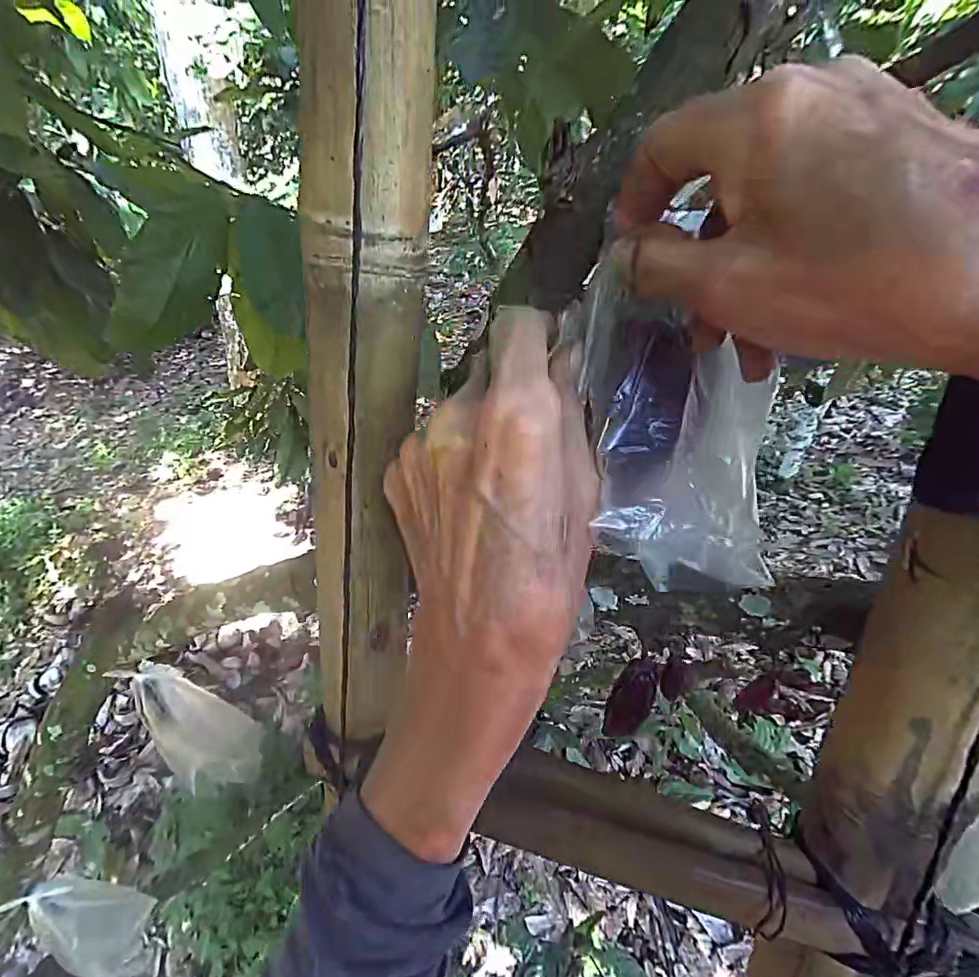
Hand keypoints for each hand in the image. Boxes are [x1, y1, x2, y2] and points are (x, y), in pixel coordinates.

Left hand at [361, 308, 597, 861]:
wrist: (475, 648)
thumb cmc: (549, 583)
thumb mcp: (584, 497)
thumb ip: (570, 419)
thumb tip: (563, 366)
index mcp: (514, 419)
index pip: (518, 327)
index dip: (541, 335)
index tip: (555, 358)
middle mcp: (453, 417)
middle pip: (488, 368)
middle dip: (516, 390)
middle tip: (537, 440)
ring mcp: (414, 446)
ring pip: (458, 405)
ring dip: (483, 424)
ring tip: (502, 482)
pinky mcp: (394, 473)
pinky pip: (432, 440)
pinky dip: (454, 453)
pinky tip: (468, 501)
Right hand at [613, 58, 978, 417]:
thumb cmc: (850, 283)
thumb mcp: (730, 288)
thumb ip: (659, 265)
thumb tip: (625, 252)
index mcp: (754, 115)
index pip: (662, 143)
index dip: (634, 201)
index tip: (632, 253)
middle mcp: (809, 90)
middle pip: (722, 179)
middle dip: (703, 264)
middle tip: (704, 331)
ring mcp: (867, 105)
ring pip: (774, 195)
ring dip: (751, 272)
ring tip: (758, 346)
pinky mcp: (907, 133)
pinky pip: (823, 190)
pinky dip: (797, 247)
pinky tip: (807, 308)